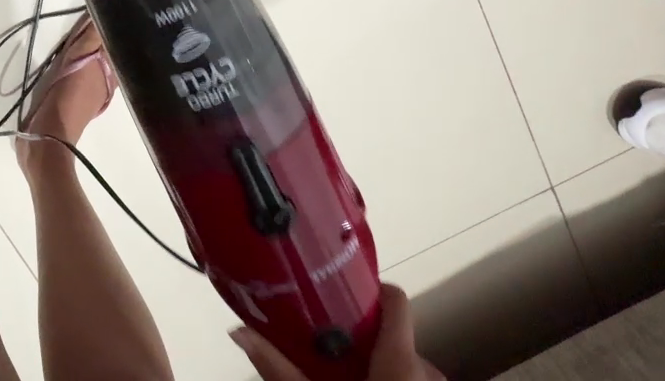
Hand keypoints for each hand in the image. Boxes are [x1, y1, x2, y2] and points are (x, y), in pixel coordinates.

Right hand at [229, 286, 445, 380]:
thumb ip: (277, 369)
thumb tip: (237, 330)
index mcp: (401, 363)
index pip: (397, 300)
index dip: (368, 291)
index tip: (335, 295)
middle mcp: (427, 373)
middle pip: (396, 336)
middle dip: (364, 341)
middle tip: (327, 351)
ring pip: (407, 365)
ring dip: (380, 369)